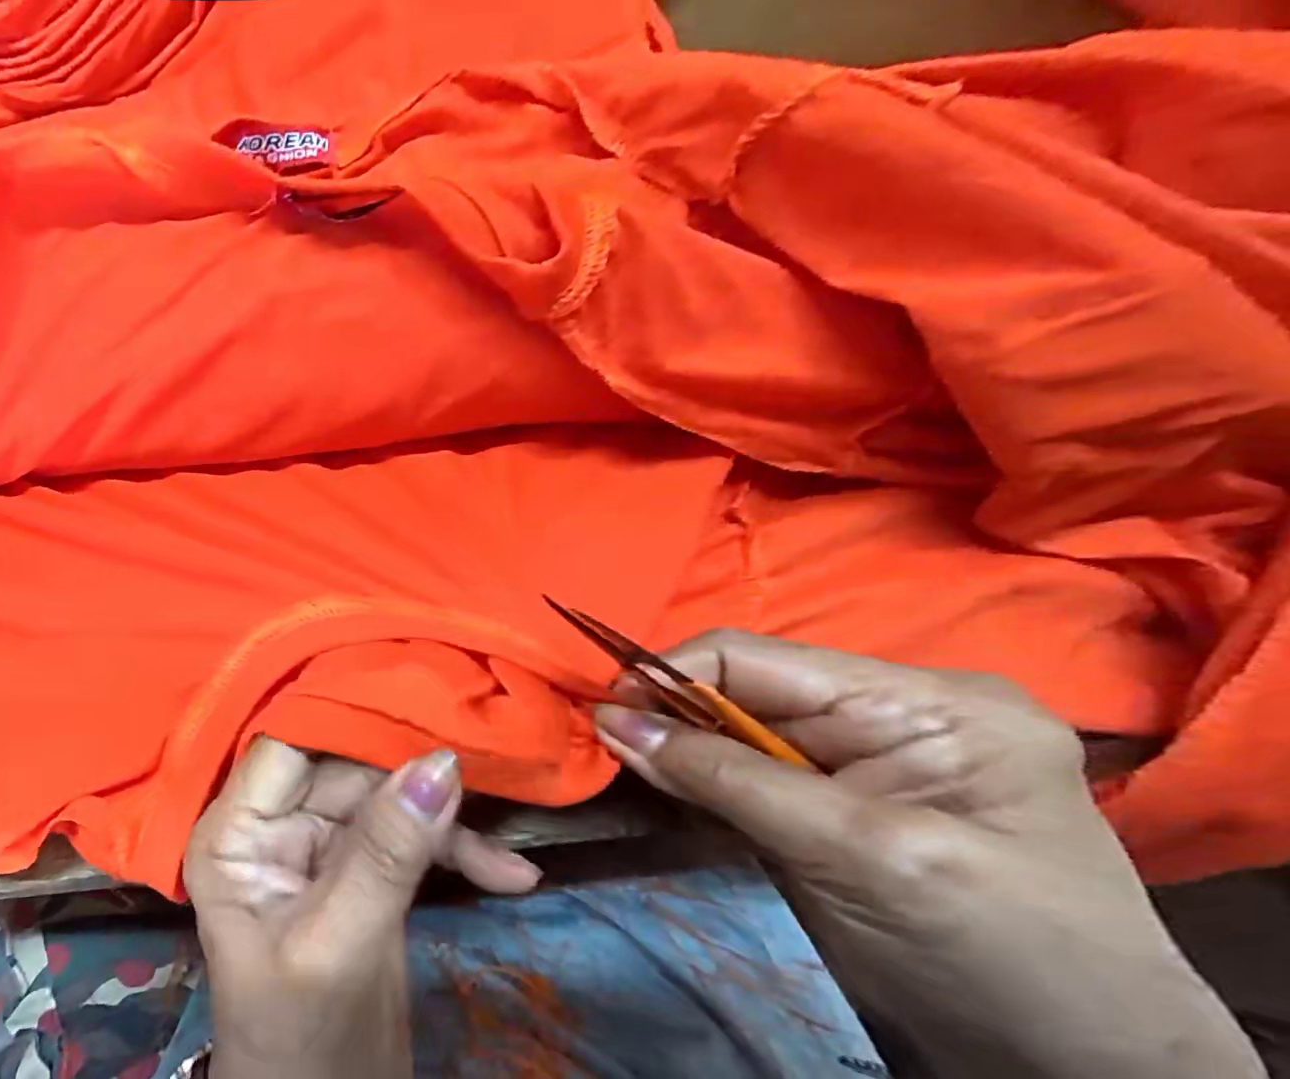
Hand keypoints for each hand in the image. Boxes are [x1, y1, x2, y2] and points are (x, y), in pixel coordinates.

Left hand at [184, 737, 540, 1078]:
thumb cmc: (299, 1038)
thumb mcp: (338, 944)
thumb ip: (386, 853)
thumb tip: (441, 763)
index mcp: (236, 831)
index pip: (289, 744)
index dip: (345, 714)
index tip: (414, 692)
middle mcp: (272, 822)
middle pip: (345, 763)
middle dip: (409, 770)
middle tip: (478, 760)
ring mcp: (320, 841)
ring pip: (387, 794)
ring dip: (445, 818)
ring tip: (500, 851)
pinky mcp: (362, 864)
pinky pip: (411, 833)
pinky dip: (458, 850)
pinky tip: (509, 875)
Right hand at [592, 630, 1262, 1078]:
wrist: (1087, 1078)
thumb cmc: (1002, 958)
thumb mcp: (860, 856)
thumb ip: (728, 781)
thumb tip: (612, 722)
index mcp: (921, 701)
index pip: (761, 658)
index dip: (673, 674)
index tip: (608, 711)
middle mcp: (889, 710)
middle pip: (745, 692)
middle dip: (674, 719)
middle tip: (609, 749)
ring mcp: (866, 756)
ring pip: (738, 732)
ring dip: (683, 753)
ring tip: (630, 770)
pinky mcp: (842, 798)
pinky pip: (750, 772)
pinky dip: (705, 783)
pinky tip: (673, 793)